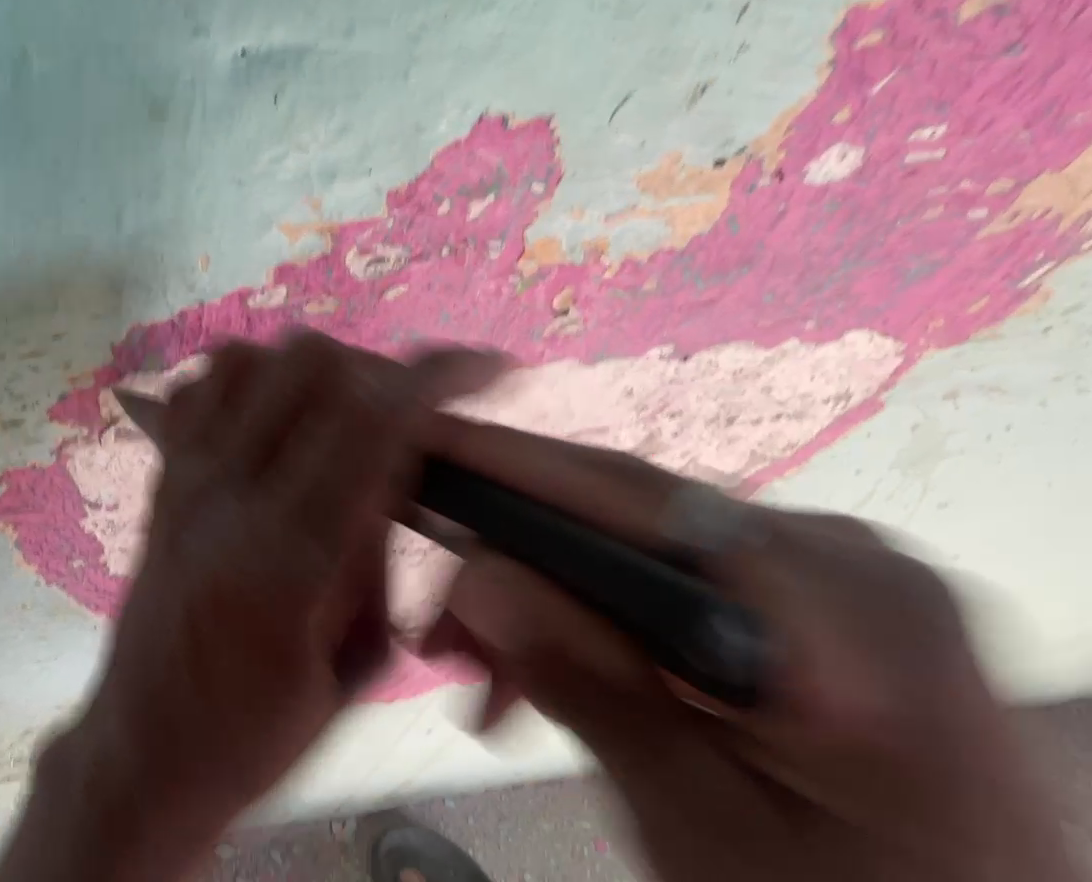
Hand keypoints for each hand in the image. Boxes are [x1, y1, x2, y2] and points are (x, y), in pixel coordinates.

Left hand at [0, 333, 506, 881]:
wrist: (143, 748)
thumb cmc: (254, 734)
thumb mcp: (351, 665)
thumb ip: (375, 555)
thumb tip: (394, 467)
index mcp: (284, 552)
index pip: (371, 423)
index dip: (437, 379)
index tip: (484, 369)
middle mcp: (225, 493)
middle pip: (308, 365)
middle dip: (377, 372)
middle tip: (406, 415)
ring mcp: (182, 477)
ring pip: (249, 358)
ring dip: (311, 372)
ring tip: (341, 416)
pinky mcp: (158, 478)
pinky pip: (198, 388)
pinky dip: (245, 381)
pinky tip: (273, 420)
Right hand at [421, 417, 1081, 881]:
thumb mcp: (702, 824)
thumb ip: (592, 690)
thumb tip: (474, 575)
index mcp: (854, 609)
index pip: (643, 503)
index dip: (517, 466)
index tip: (418, 448)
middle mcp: (846, 557)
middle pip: (627, 526)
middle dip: (514, 570)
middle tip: (434, 640)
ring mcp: (830, 572)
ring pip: (632, 553)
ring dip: (544, 603)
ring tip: (479, 680)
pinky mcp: (806, 597)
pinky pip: (664, 581)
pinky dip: (594, 620)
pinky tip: (546, 675)